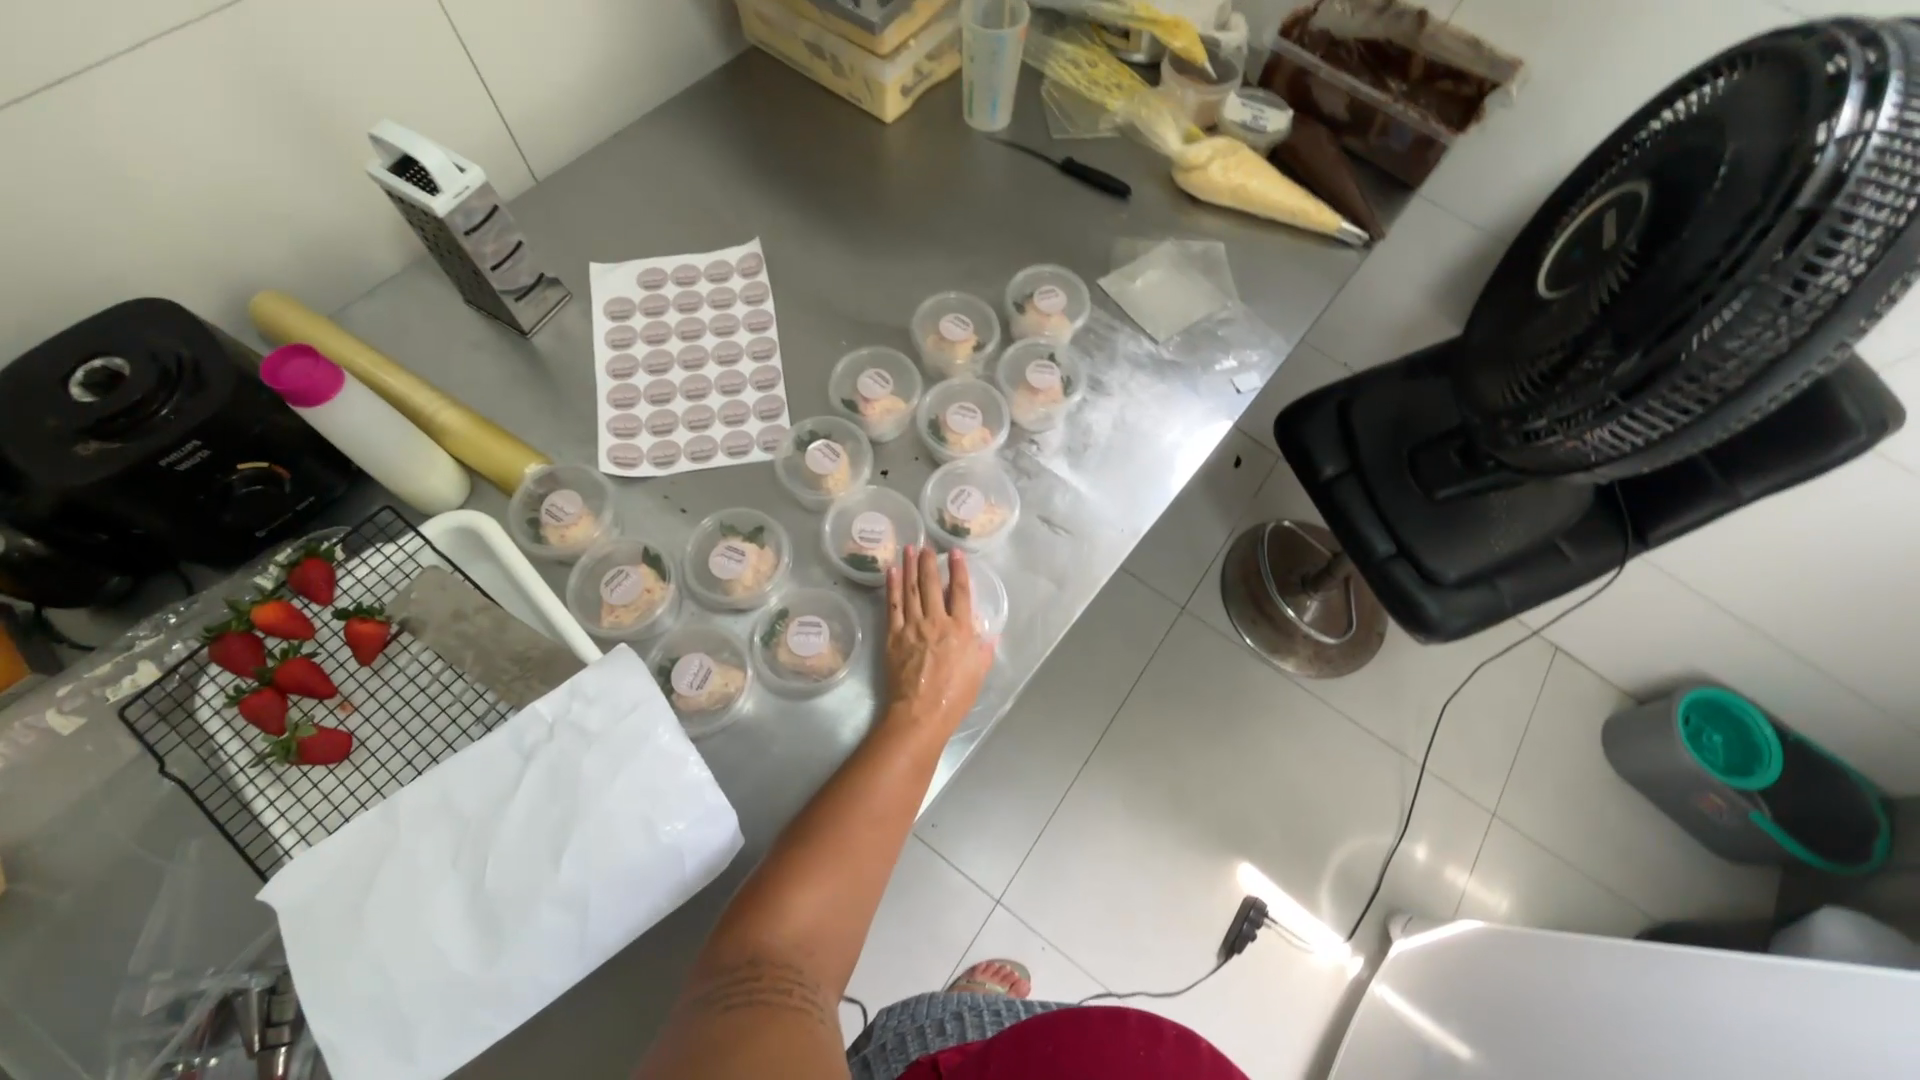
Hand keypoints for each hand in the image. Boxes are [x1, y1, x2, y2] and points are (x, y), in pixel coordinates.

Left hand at [883, 546, 994, 736]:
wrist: (921, 713)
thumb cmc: (954, 697)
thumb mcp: (979, 673)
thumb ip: (984, 650)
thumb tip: (988, 635)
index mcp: (961, 630)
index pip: (961, 592)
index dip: (959, 570)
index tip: (956, 554)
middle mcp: (936, 622)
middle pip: (932, 584)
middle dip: (930, 562)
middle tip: (926, 545)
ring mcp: (912, 627)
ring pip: (911, 590)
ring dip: (910, 567)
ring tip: (909, 549)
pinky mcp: (893, 636)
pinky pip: (892, 606)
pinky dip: (892, 586)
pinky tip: (892, 572)